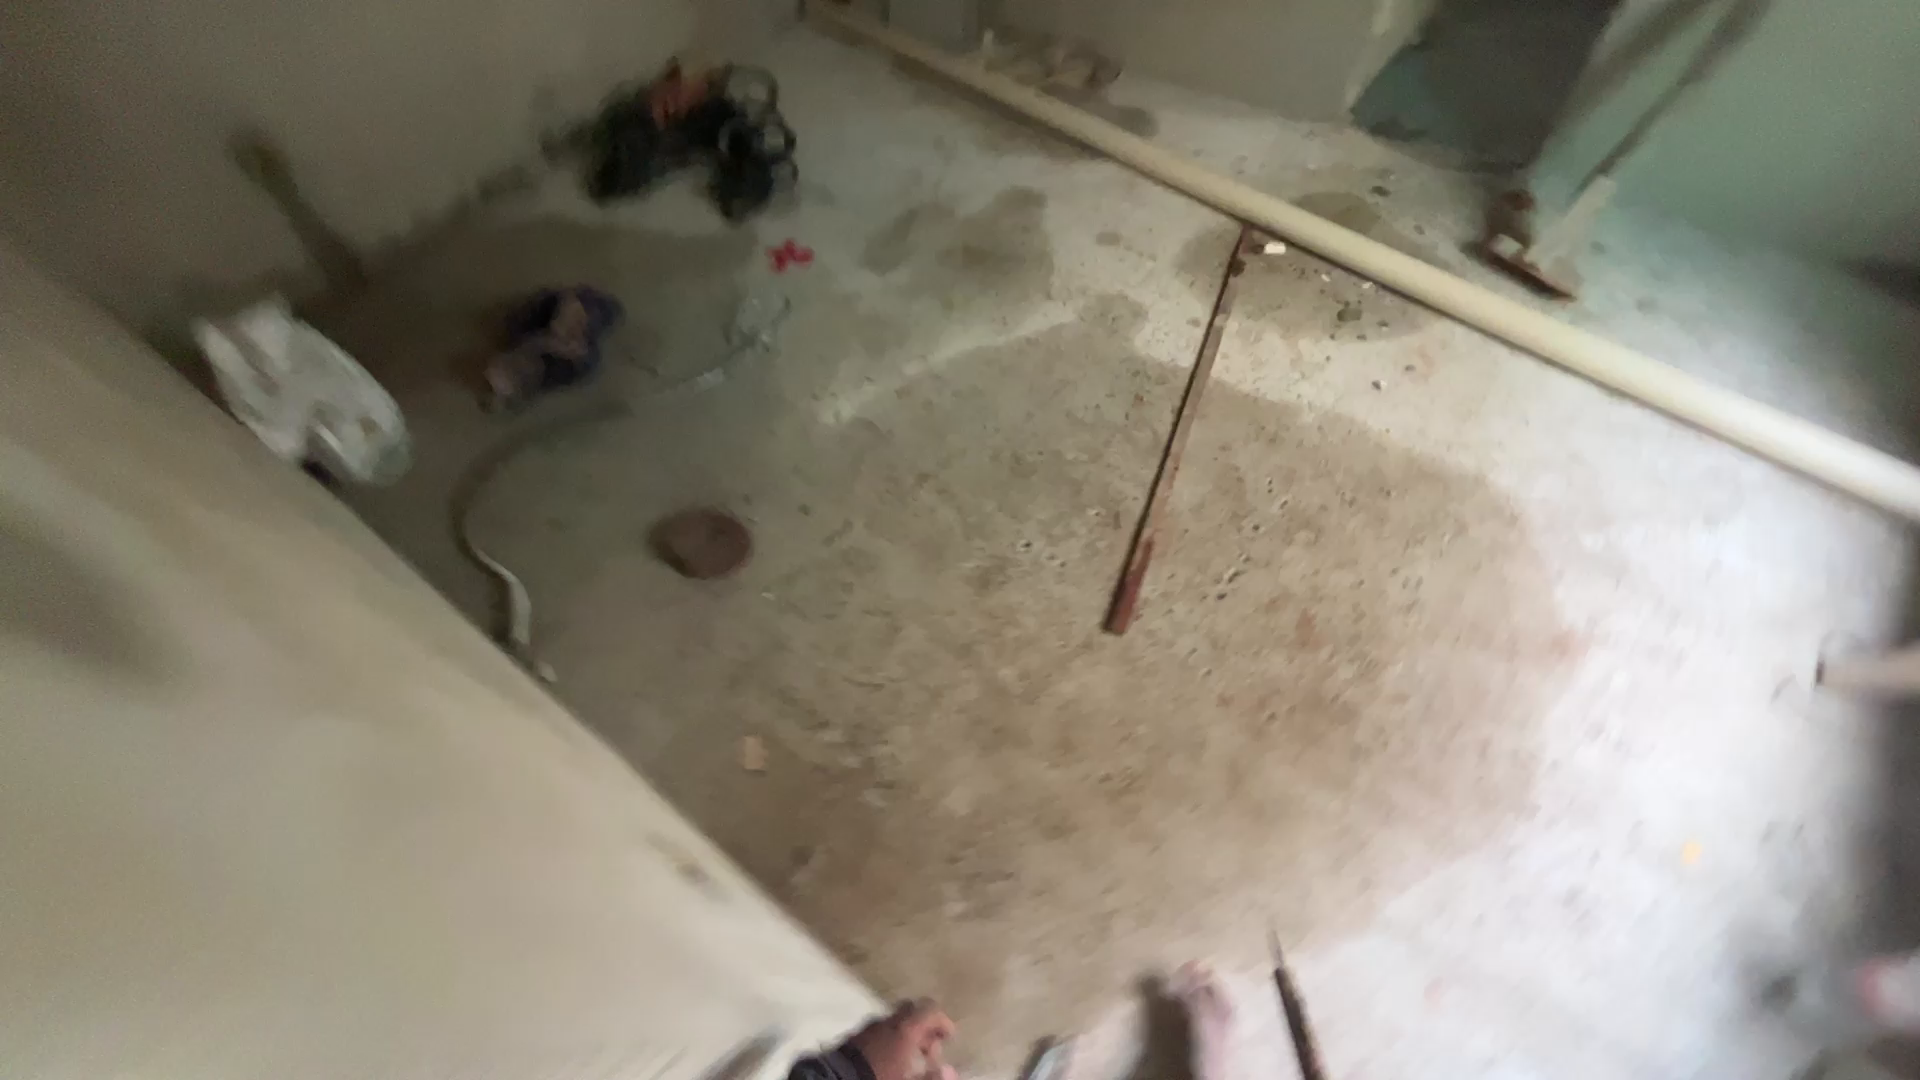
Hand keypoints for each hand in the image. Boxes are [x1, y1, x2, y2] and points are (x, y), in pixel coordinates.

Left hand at [848, 999, 956, 1079]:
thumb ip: (931, 1077)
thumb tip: (951, 1071)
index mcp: (905, 1029)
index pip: (929, 1009)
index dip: (942, 1021)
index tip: (950, 1037)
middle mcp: (888, 1020)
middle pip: (912, 1011)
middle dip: (924, 1027)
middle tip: (931, 1050)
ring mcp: (869, 1026)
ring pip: (895, 1021)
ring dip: (907, 1034)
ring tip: (911, 1060)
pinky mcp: (855, 1037)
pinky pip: (879, 1031)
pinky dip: (890, 1039)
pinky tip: (890, 1060)